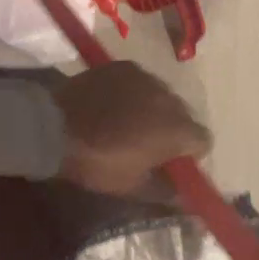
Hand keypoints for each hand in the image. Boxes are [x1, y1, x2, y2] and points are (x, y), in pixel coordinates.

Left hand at [53, 61, 211, 196]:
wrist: (56, 126)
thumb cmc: (99, 161)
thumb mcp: (136, 186)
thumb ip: (168, 190)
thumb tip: (185, 194)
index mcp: (177, 128)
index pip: (202, 140)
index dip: (189, 154)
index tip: (170, 162)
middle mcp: (166, 96)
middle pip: (182, 113)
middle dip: (172, 128)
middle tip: (149, 142)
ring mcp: (141, 76)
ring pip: (161, 94)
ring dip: (153, 107)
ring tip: (129, 120)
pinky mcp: (119, 65)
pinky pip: (139, 80)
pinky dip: (134, 91)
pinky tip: (115, 102)